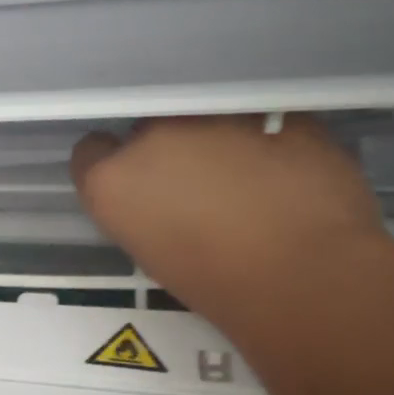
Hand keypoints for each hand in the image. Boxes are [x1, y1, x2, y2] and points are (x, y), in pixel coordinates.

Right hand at [71, 116, 393, 317]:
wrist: (302, 271)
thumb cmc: (210, 280)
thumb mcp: (146, 249)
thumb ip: (137, 209)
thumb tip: (156, 197)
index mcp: (111, 179)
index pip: (91, 152)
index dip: (112, 165)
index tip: (134, 185)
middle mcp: (153, 137)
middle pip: (149, 129)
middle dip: (166, 149)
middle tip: (191, 184)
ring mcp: (216, 119)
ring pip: (205, 120)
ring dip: (215, 140)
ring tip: (242, 178)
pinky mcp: (276, 114)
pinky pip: (259, 121)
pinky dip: (266, 139)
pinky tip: (283, 172)